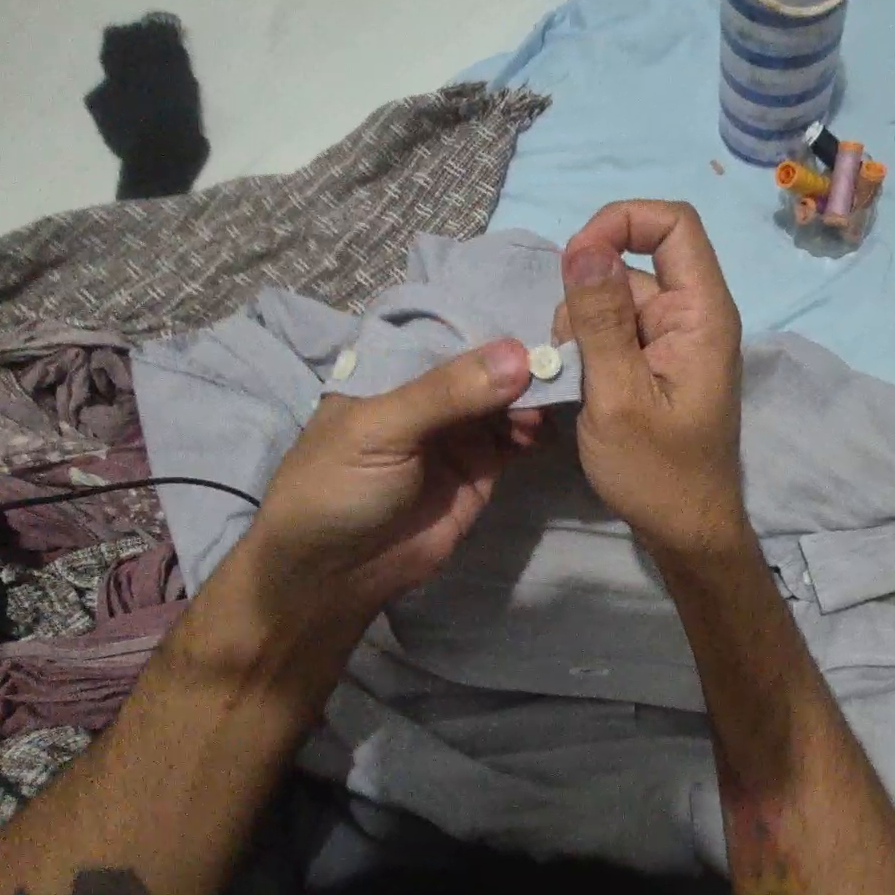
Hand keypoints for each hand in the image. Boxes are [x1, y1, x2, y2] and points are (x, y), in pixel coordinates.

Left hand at [245, 338, 538, 622]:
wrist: (335, 573)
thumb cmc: (338, 487)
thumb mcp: (382, 429)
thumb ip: (447, 392)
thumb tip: (520, 356)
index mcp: (394, 370)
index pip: (453, 336)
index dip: (495, 331)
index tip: (544, 322)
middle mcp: (431, 396)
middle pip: (488, 370)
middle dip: (524, 368)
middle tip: (560, 369)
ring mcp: (458, 433)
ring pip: (507, 404)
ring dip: (533, 401)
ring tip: (554, 403)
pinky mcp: (480, 470)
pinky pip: (515, 442)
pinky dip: (535, 434)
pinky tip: (548, 431)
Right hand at [556, 200, 749, 554]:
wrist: (684, 529)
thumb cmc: (657, 472)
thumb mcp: (617, 395)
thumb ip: (600, 319)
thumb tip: (583, 246)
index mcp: (702, 314)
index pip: (673, 223)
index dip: (620, 222)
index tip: (575, 262)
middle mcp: (693, 317)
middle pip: (632, 266)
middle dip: (586, 298)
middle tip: (569, 357)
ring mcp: (675, 343)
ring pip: (614, 302)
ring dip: (581, 331)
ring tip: (574, 383)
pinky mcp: (658, 365)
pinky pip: (616, 334)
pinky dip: (589, 351)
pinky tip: (579, 388)